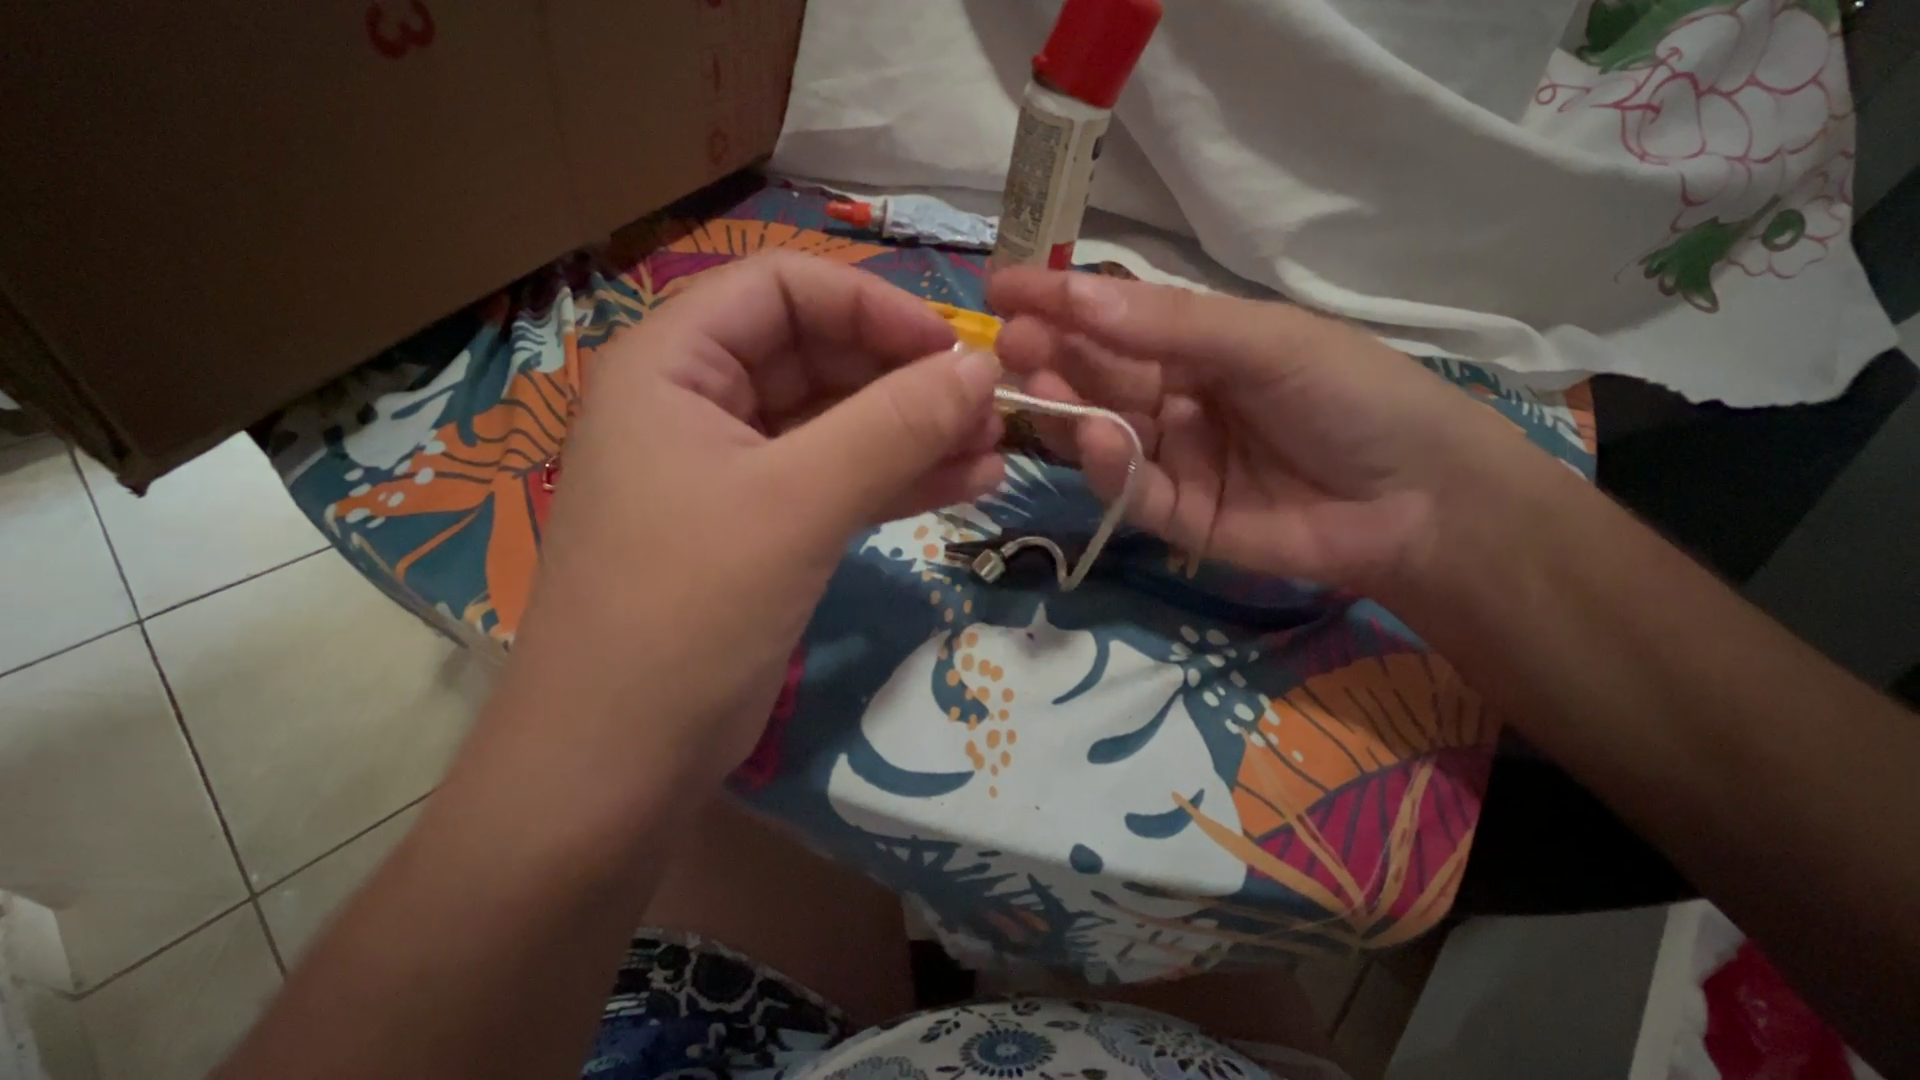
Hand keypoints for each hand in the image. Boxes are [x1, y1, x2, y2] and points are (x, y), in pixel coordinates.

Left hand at [515, 253, 1003, 776]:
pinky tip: (967, 485)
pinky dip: (895, 480)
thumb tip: (982, 367)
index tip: (954, 351)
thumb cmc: (686, 612)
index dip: (874, 305)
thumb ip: (893, 426)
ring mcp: (726, 470)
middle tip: (990, 410)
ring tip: (995, 450)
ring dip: (914, 432)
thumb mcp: (796, 504)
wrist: (615, 763)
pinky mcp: (756, 529)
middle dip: (905, 377)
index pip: (784, 286)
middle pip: (816, 352)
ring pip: (834, 422)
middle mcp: (694, 401)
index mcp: (671, 363)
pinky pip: (834, 480)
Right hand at [989, 268, 1538, 593]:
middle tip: (1007, 341)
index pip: (1114, 320)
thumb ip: (1170, 323)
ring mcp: (1175, 461)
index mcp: (1198, 346)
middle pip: (1097, 376)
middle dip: (1050, 355)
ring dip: (1064, 408)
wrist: (1423, 499)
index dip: (1060, 302)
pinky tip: (1097, 440)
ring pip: (1101, 433)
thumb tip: (1072, 291)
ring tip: (1032, 382)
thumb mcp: (1265, 340)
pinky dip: (1109, 468)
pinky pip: (1131, 491)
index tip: (1001, 286)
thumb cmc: (1353, 394)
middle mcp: (1176, 399)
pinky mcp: (1179, 520)